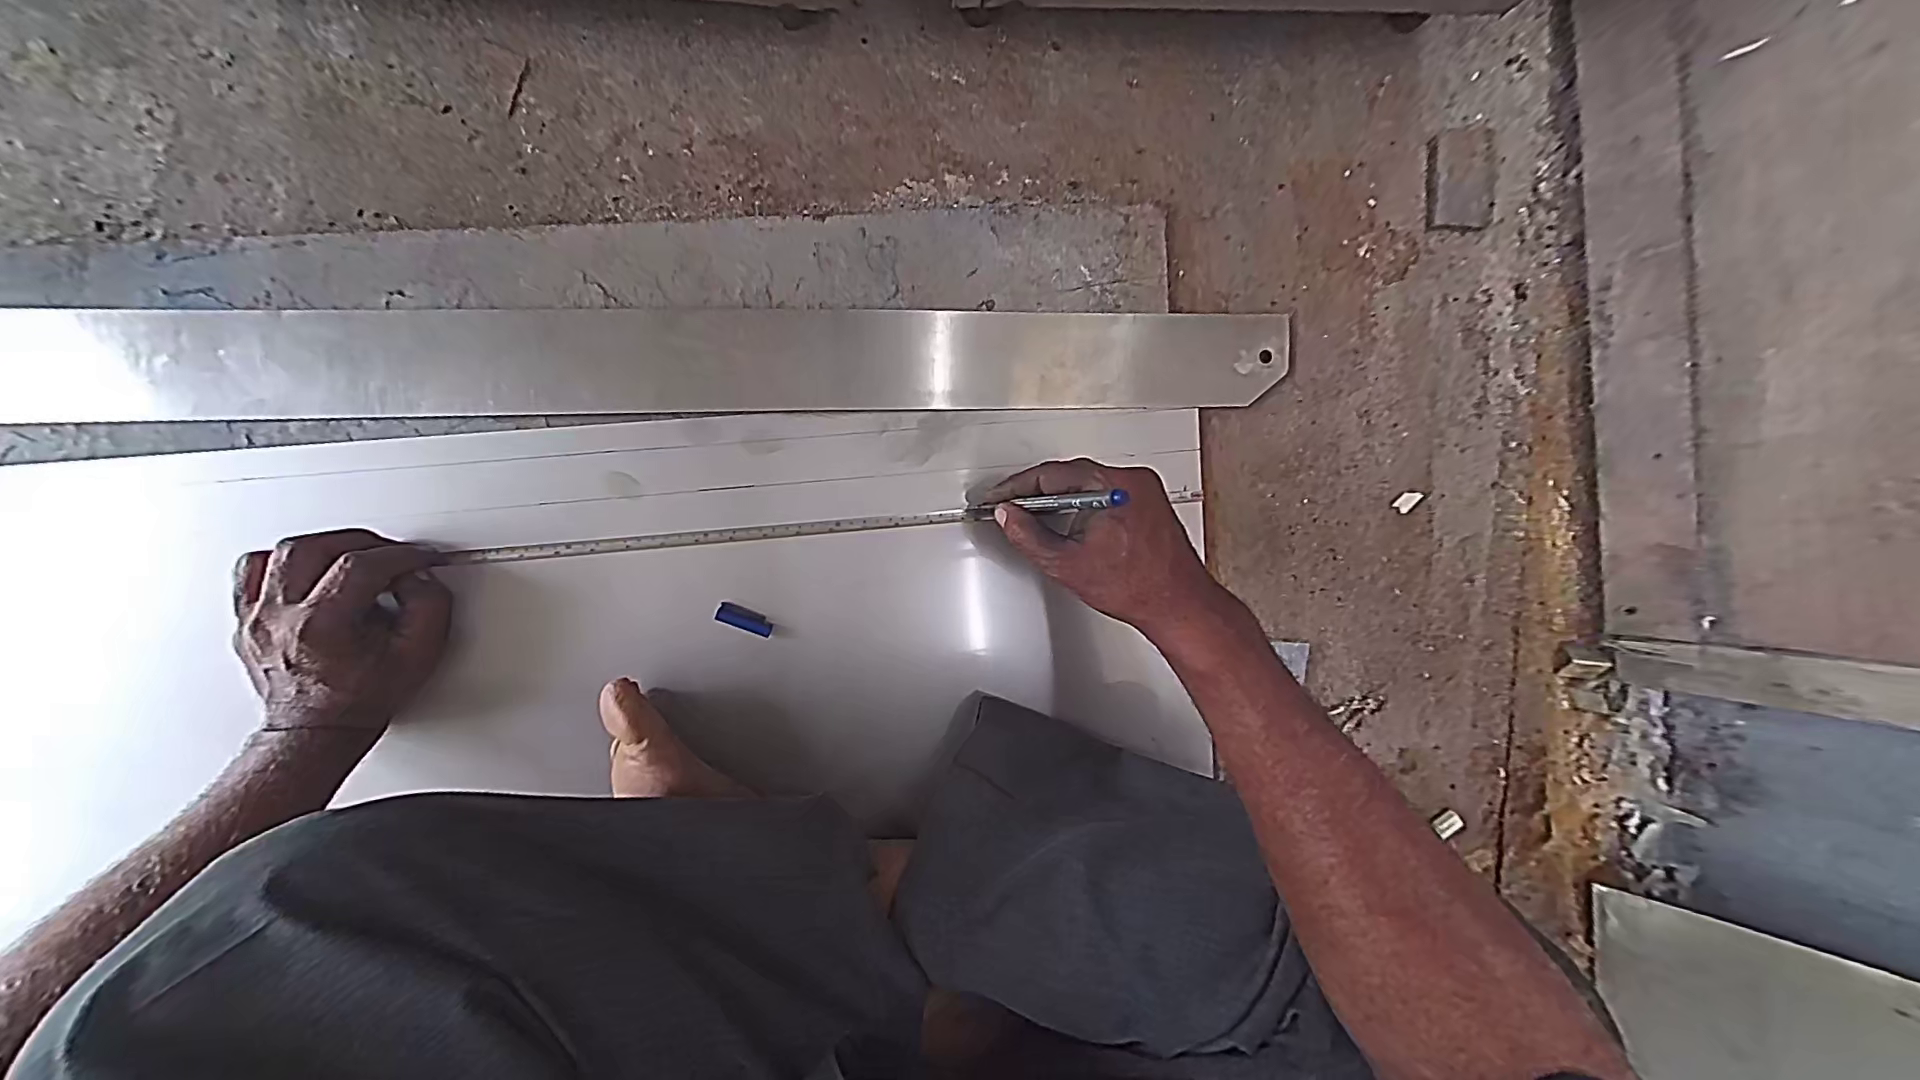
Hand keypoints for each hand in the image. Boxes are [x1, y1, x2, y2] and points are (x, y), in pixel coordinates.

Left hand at [232, 529, 453, 733]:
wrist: (320, 727)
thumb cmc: (365, 696)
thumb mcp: (422, 651)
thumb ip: (430, 605)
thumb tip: (420, 577)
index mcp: (322, 625)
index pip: (362, 564)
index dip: (402, 555)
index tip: (421, 558)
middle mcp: (279, 618)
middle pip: (313, 548)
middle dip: (362, 542)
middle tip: (390, 552)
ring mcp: (255, 619)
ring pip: (278, 554)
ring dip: (323, 546)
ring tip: (353, 556)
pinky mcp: (246, 620)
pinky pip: (253, 573)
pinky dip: (287, 563)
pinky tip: (314, 572)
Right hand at [982, 459, 1225, 637]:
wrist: (1177, 604)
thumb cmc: (1137, 587)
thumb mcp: (1066, 563)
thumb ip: (1027, 535)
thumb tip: (1007, 515)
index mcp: (1112, 487)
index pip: (1051, 475)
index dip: (1017, 487)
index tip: (1000, 497)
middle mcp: (1131, 480)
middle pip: (1068, 474)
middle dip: (1035, 491)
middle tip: (1010, 506)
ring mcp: (1143, 488)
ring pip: (1086, 482)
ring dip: (1058, 497)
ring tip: (1035, 515)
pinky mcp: (1148, 500)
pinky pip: (1104, 491)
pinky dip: (1081, 502)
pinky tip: (1069, 520)